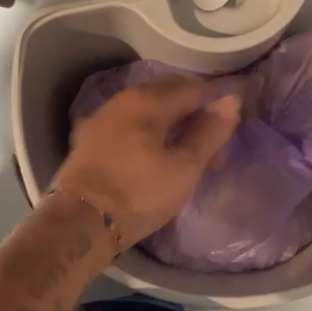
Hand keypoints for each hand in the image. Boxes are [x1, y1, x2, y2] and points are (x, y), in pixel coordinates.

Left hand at [52, 78, 240, 245]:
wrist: (81, 222)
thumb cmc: (139, 194)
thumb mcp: (184, 168)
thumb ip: (209, 133)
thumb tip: (231, 100)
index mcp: (148, 100)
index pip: (193, 88)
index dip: (216, 103)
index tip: (229, 127)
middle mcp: (122, 100)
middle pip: (166, 94)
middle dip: (192, 111)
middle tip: (211, 141)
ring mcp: (102, 118)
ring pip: (146, 109)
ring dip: (170, 122)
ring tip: (185, 151)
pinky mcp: (89, 140)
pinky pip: (128, 124)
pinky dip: (147, 132)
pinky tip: (153, 153)